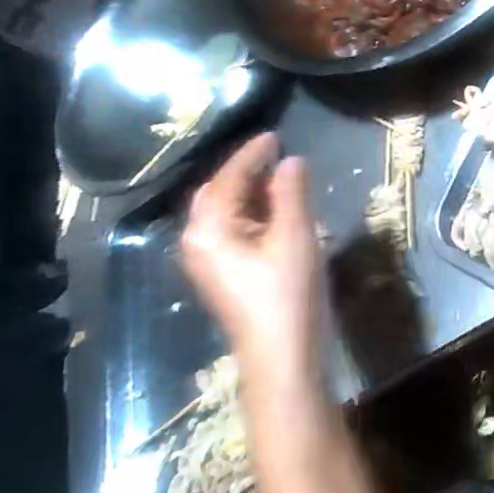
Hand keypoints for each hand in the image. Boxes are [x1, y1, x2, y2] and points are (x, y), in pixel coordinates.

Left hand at [182, 133, 322, 372]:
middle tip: (277, 155)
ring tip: (283, 178)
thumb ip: (291, 193)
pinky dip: (255, 215)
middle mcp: (199, 243)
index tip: (275, 136)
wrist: (283, 357)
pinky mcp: (226, 277)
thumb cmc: (287, 294)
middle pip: (218, 195)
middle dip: (246, 173)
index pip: (227, 179)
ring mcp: (210, 263)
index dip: (252, 155)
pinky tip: (279, 213)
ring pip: (227, 215)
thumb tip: (291, 161)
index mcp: (208, 230)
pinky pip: (235, 232)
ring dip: (252, 194)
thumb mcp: (294, 236)